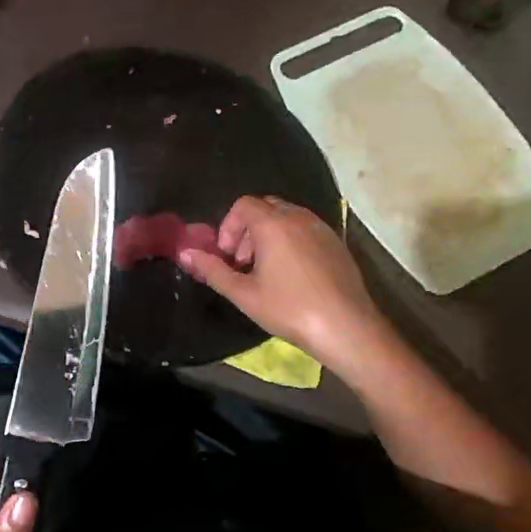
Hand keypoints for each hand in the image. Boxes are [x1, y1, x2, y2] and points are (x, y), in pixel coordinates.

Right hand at [177, 196, 390, 374]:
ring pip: (286, 217)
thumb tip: (184, 253)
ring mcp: (321, 228)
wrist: (346, 326)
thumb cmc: (288, 309)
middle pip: (265, 207)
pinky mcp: (336, 242)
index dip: (228, 226)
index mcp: (274, 225)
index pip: (244, 204)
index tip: (227, 256)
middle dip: (246, 230)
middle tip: (241, 262)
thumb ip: (212, 269)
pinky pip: (305, 229)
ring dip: (267, 235)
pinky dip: (289, 240)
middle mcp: (299, 217)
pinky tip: (289, 275)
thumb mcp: (243, 293)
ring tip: (264, 270)